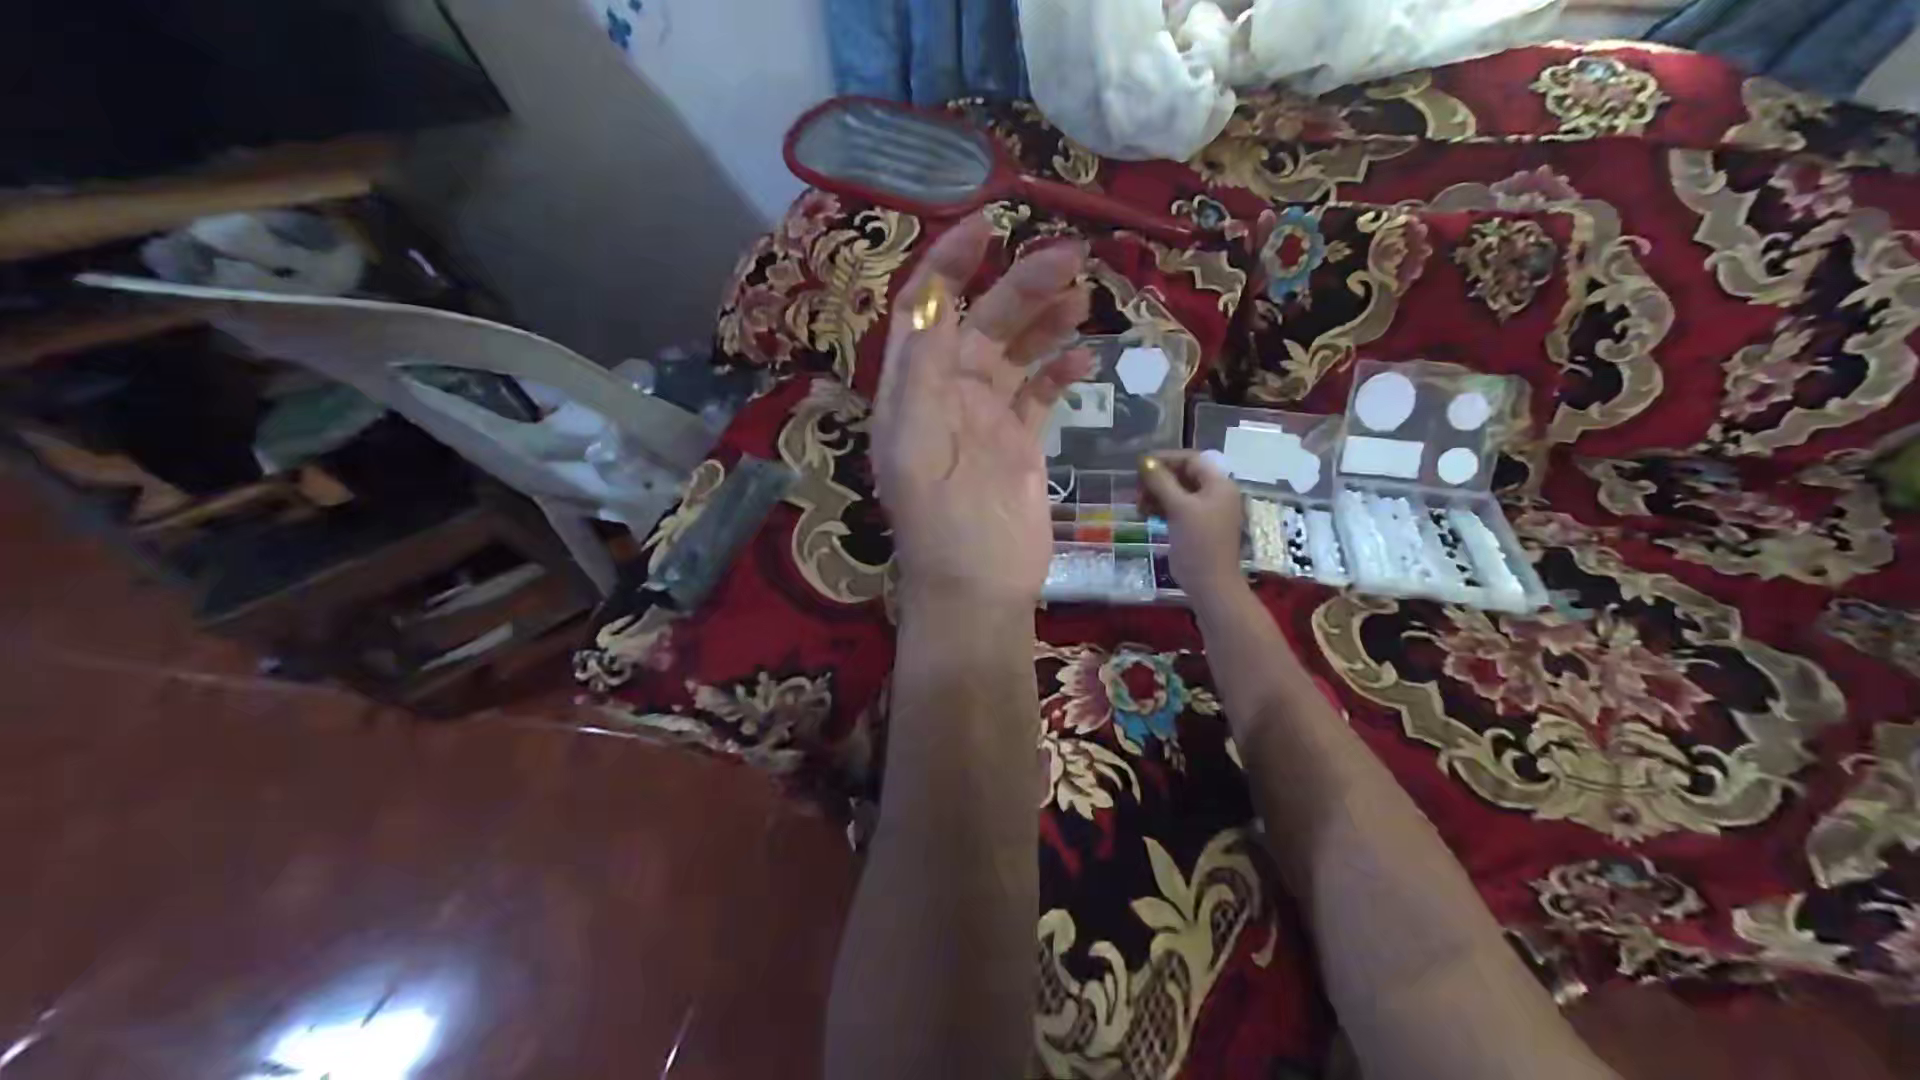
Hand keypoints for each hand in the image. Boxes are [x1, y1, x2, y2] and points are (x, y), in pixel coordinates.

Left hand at [873, 214, 1091, 609]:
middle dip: (1021, 286)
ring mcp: (987, 418)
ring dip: (1046, 320)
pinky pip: (1042, 391)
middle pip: (983, 322)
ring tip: (1084, 296)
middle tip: (1071, 259)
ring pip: (1017, 351)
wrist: (978, 590)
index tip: (988, 226)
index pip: (925, 311)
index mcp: (913, 393)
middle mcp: (948, 396)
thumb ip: (922, 377)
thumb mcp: (916, 452)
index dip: (949, 265)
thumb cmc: (943, 529)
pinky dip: (1062, 370)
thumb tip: (933, 304)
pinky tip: (1086, 358)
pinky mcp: (1021, 441)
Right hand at [1137, 451, 1247, 603]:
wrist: (1209, 582)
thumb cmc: (1198, 542)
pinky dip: (1161, 506)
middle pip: (1184, 475)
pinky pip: (1177, 507)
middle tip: (1137, 489)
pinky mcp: (1195, 525)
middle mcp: (1215, 493)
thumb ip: (1161, 482)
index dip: (1166, 459)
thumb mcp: (1179, 508)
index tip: (1141, 465)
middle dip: (1159, 478)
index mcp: (1219, 484)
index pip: (1192, 460)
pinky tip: (1145, 513)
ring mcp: (1205, 511)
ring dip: (1157, 493)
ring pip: (1178, 492)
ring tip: (1138, 504)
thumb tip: (1144, 462)